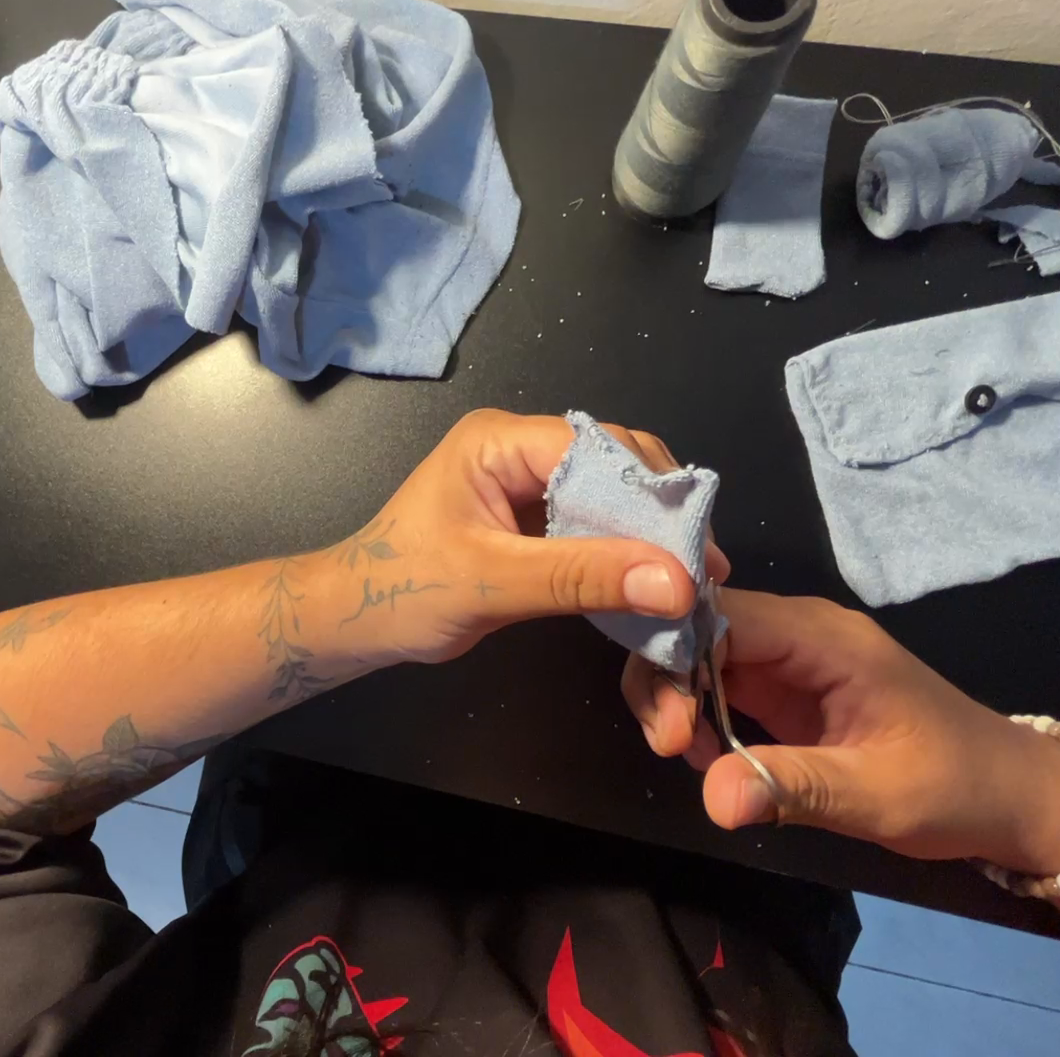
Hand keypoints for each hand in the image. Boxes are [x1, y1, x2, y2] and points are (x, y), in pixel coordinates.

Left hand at [322, 410, 728, 665]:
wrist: (358, 618)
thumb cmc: (403, 590)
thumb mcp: (491, 583)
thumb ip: (579, 577)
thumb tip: (674, 582)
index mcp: (498, 441)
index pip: (596, 446)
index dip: (652, 493)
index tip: (695, 548)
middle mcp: (516, 449)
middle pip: (610, 464)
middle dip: (657, 513)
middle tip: (702, 568)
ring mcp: (523, 482)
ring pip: (606, 494)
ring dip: (645, 535)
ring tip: (689, 579)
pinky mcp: (528, 518)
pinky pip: (589, 523)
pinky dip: (620, 552)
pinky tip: (648, 582)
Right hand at [621, 590, 1059, 873]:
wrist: (1013, 796)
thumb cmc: (958, 787)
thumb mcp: (881, 796)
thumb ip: (793, 788)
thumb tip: (712, 801)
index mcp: (822, 636)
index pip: (718, 615)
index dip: (675, 656)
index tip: (669, 727)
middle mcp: (793, 630)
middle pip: (692, 626)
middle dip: (665, 680)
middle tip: (670, 746)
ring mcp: (782, 653)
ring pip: (692, 650)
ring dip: (672, 697)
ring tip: (688, 754)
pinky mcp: (776, 679)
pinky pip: (711, 676)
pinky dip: (692, 709)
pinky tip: (705, 750)